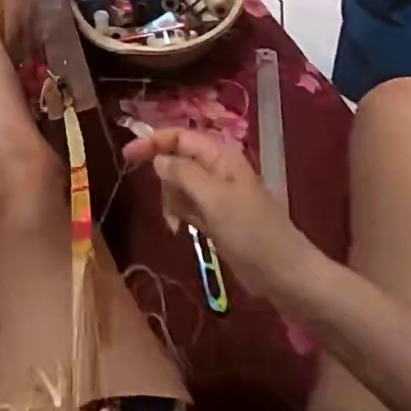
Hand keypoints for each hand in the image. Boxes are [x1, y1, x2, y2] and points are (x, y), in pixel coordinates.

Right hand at [122, 128, 319, 301]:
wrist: (284, 274)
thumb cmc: (251, 232)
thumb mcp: (214, 199)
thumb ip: (183, 174)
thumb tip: (158, 159)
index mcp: (221, 156)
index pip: (180, 137)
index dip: (152, 141)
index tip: (126, 155)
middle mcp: (217, 169)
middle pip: (176, 159)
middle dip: (164, 178)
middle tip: (166, 205)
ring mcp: (216, 194)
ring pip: (179, 184)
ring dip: (171, 200)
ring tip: (178, 223)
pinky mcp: (215, 217)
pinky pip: (187, 205)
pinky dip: (180, 214)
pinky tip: (182, 230)